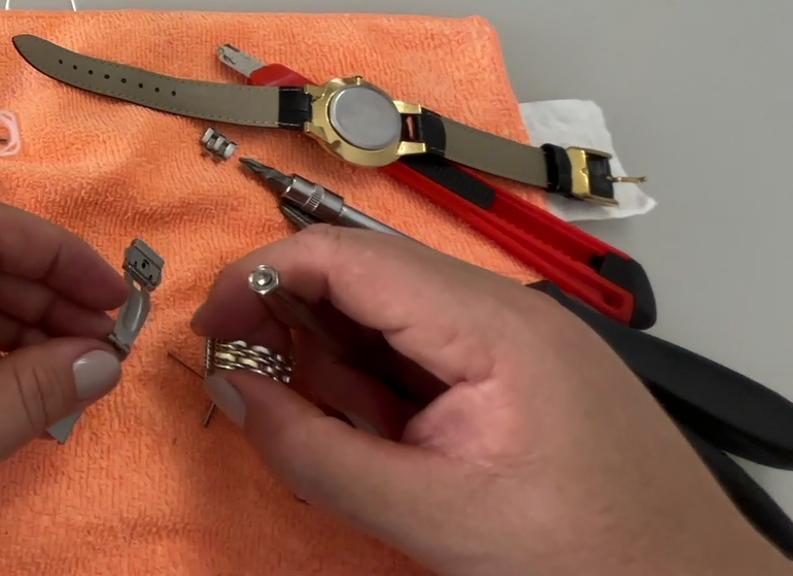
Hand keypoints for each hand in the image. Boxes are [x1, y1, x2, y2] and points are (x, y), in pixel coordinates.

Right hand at [191, 225, 788, 575]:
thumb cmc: (590, 570)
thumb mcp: (435, 522)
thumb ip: (311, 451)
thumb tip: (222, 386)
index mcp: (487, 324)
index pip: (336, 254)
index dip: (254, 278)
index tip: (209, 331)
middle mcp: (494, 305)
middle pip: (347, 274)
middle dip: (290, 326)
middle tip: (263, 387)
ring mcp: (503, 330)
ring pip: (367, 310)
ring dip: (334, 365)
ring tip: (363, 439)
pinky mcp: (502, 360)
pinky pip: (400, 344)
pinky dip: (368, 384)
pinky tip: (392, 437)